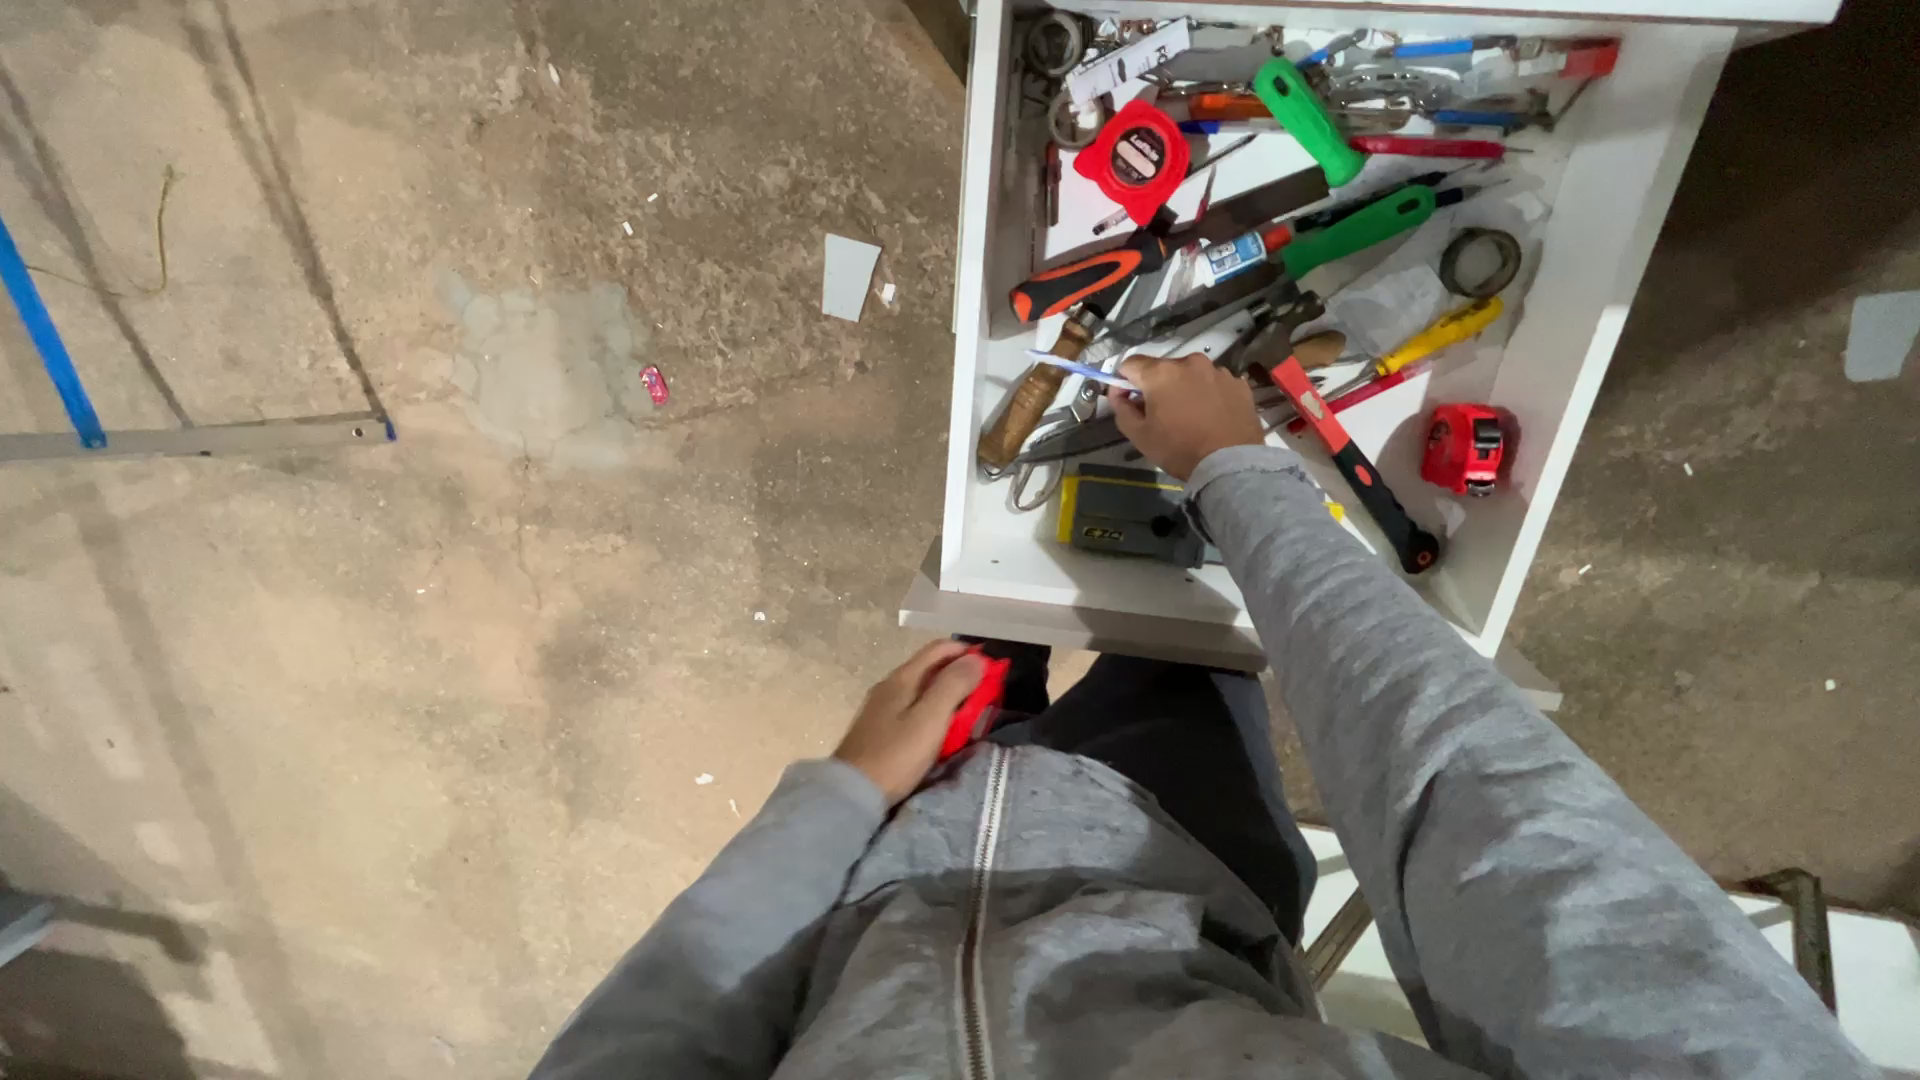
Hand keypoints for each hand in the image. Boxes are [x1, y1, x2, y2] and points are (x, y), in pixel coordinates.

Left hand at [833, 641, 986, 805]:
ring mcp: (882, 707)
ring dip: (948, 694)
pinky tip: (941, 728)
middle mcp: (890, 685)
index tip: (992, 668)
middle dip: (960, 674)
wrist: (852, 793)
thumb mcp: (931, 719)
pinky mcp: (880, 728)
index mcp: (902, 678)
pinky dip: (934, 710)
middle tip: (985, 694)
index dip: (967, 652)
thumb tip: (976, 658)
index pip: (939, 648)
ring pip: (922, 689)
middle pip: (931, 667)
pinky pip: (914, 708)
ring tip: (969, 712)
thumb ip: (954, 685)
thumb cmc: (896, 754)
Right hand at [1108, 353, 1266, 480]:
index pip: (1130, 363)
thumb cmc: (1179, 449)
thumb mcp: (1139, 436)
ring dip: (1183, 387)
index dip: (1123, 381)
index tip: (1127, 400)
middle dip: (1155, 386)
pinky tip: (1210, 415)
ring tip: (1189, 414)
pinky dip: (1207, 393)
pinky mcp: (1238, 383)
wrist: (1230, 463)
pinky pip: (1213, 382)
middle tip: (1160, 413)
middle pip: (1162, 368)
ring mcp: (1217, 371)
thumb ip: (1121, 409)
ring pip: (1190, 374)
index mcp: (1161, 373)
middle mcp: (1190, 363)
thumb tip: (1118, 393)